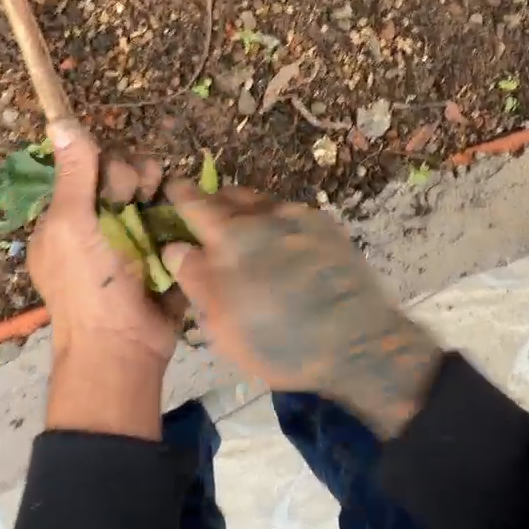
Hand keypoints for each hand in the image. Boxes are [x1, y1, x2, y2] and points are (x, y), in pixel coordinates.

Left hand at [29, 120, 177, 437]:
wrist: (124, 347)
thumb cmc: (89, 287)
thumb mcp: (72, 226)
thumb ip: (74, 173)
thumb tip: (59, 120)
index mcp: (68, 217)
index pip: (92, 165)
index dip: (109, 165)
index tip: (117, 185)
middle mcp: (99, 222)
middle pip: (126, 173)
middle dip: (136, 178)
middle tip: (138, 202)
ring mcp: (134, 237)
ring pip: (154, 191)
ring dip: (161, 193)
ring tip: (163, 209)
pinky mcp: (164, 251)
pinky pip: (175, 216)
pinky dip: (180, 213)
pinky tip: (184, 219)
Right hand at [161, 183, 441, 438]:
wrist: (358, 341)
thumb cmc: (279, 340)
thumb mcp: (222, 322)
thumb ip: (195, 277)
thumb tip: (175, 246)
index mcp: (233, 235)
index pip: (197, 201)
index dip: (180, 193)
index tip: (170, 188)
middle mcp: (268, 213)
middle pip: (232, 197)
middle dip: (214, 203)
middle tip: (203, 221)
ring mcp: (303, 217)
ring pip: (263, 205)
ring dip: (246, 214)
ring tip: (241, 237)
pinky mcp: (329, 228)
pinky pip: (290, 216)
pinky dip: (274, 224)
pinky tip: (277, 247)